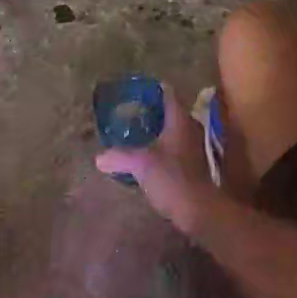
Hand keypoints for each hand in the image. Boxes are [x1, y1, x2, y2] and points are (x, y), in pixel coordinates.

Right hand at [95, 83, 218, 232]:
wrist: (198, 208)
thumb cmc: (172, 177)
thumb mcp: (141, 164)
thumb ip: (120, 156)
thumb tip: (99, 157)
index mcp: (179, 118)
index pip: (167, 92)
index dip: (151, 89)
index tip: (134, 91)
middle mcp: (189, 126)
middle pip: (169, 110)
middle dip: (150, 111)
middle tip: (128, 113)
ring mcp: (192, 144)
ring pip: (171, 129)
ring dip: (155, 130)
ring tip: (133, 135)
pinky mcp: (192, 162)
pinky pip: (173, 145)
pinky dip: (160, 146)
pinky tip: (146, 156)